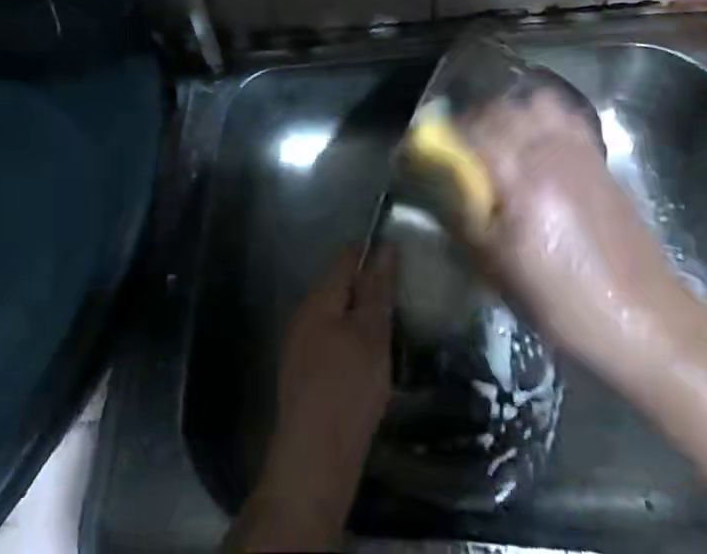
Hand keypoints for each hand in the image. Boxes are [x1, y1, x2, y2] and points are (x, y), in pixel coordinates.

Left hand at [231, 246, 395, 552]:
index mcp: (317, 302)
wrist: (315, 461)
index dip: (374, 253)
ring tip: (395, 328)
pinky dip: (355, 340)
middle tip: (405, 298)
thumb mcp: (371, 333)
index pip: (346, 258)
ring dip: (364, 316)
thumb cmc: (348, 390)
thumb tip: (385, 246)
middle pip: (340, 286)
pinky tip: (374, 359)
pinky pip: (333, 340)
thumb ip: (377, 288)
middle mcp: (303, 318)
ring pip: (338, 315)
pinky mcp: (305, 375)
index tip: (405, 261)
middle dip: (371, 287)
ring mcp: (301, 348)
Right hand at [460, 90, 687, 371]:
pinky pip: (567, 117)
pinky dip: (544, 118)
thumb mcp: (499, 269)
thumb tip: (441, 189)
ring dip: (512, 113)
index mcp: (523, 180)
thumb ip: (466, 219)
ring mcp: (581, 152)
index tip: (423, 146)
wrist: (641, 316)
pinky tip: (538, 146)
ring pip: (537, 103)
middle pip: (503, 109)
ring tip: (501, 142)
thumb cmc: (563, 302)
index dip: (441, 136)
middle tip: (459, 149)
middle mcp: (552, 153)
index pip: (472, 133)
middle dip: (473, 121)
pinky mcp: (600, 160)